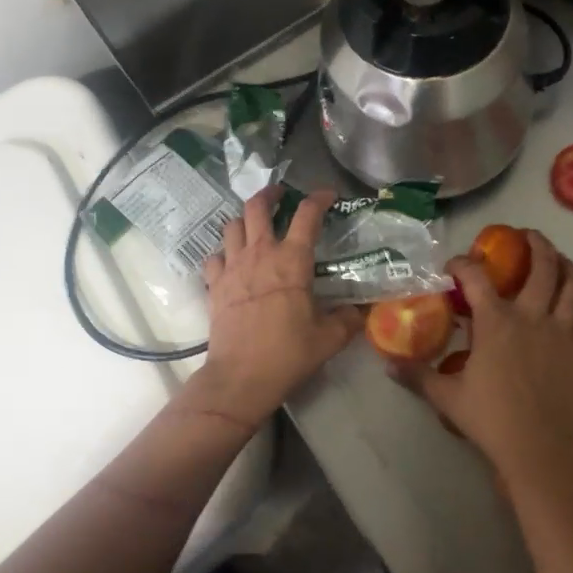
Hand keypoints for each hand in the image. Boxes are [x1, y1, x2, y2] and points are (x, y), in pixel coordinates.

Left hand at [196, 187, 362, 426]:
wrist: (240, 377)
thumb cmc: (287, 353)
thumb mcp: (329, 338)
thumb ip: (347, 319)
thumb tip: (358, 310)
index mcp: (292, 260)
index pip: (307, 214)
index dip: (319, 198)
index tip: (329, 196)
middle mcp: (260, 254)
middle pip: (257, 206)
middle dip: (270, 194)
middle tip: (280, 195)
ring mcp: (232, 267)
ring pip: (232, 225)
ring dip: (244, 220)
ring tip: (255, 226)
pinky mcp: (214, 285)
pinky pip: (215, 256)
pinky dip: (223, 253)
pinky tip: (231, 262)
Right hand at [392, 230, 572, 478]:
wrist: (537, 448)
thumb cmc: (490, 419)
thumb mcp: (446, 396)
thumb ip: (417, 375)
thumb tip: (388, 365)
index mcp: (496, 322)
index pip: (477, 277)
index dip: (463, 265)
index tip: (454, 266)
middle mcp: (531, 316)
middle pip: (541, 266)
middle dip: (535, 244)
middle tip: (526, 236)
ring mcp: (561, 331)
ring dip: (566, 265)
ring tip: (559, 258)